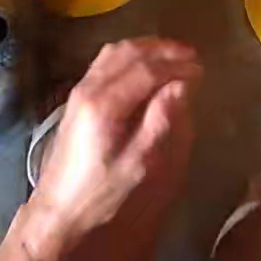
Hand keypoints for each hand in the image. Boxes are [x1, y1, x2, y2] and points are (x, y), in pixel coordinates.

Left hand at [18, 38, 200, 260]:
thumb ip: (160, 122)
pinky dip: (129, 55)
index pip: (145, 70)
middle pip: (127, 52)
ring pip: (113, 53)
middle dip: (161, 49)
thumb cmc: (102, 195)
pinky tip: (144, 66)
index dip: (175, 65)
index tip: (201, 69)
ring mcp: (78, 91)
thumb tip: (181, 86)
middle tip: (191, 55)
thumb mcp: (139, 166)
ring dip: (145, 48)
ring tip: (173, 55)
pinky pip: (104, 62)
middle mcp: (88, 89)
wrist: (59, 212)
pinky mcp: (76, 98)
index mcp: (104, 105)